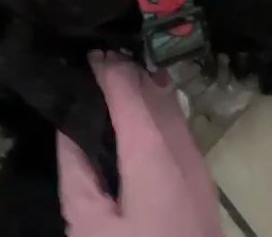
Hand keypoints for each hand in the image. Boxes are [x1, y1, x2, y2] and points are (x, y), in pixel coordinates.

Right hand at [58, 55, 225, 236]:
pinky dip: (159, 111)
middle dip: (129, 71)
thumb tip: (67, 126)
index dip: (109, 68)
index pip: (131, 93)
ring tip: (116, 79)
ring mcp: (200, 170)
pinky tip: (140, 115)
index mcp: (154, 161)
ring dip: (147, 88)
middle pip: (158, 93)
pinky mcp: (204, 186)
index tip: (88, 52)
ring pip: (174, 109)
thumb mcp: (89, 226)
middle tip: (98, 59)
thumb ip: (76, 170)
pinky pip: (181, 130)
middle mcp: (183, 155)